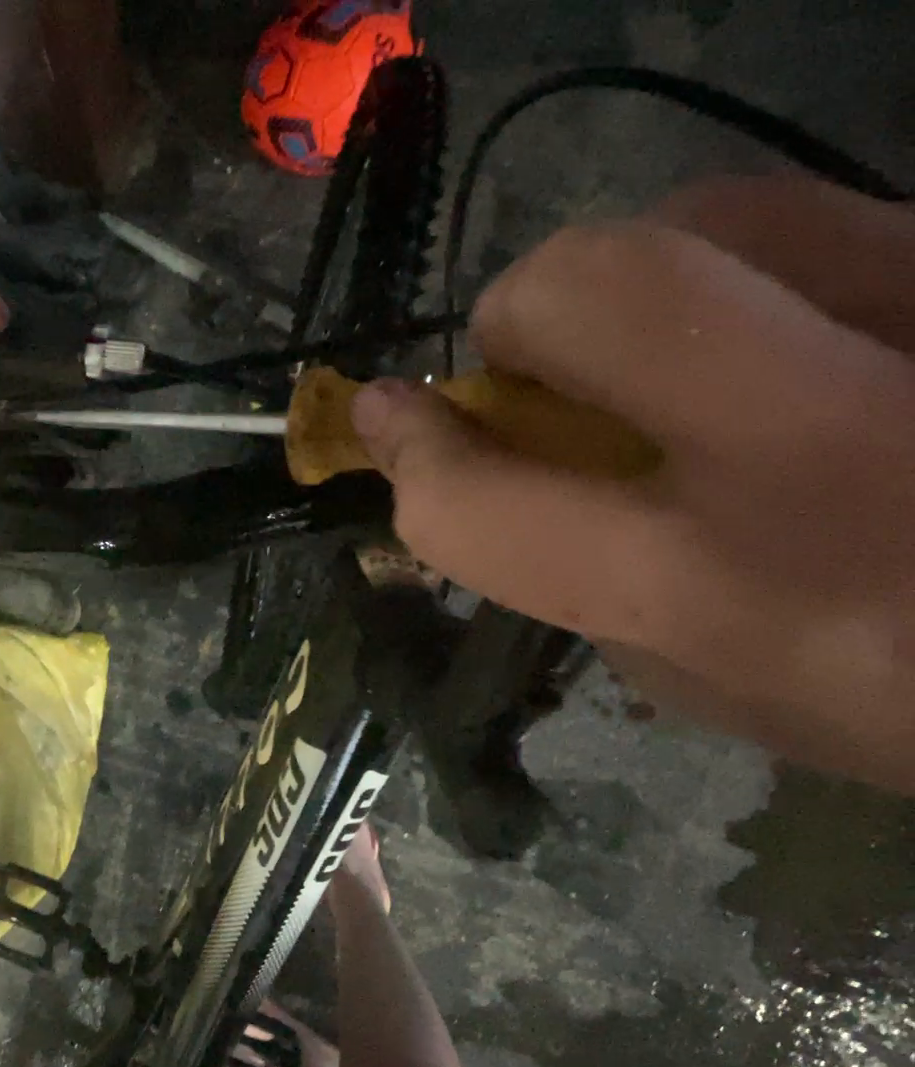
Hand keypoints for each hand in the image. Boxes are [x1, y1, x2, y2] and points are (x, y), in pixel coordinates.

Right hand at [350, 175, 914, 790]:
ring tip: (696, 344)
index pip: (483, 500)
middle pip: (593, 287)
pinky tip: (810, 336)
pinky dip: (770, 268)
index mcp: (742, 594)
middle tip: (547, 364)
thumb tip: (497, 477)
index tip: (388, 420)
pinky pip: (830, 212)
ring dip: (650, 277)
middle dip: (521, 316)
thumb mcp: (725, 689)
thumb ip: (586, 588)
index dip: (409, 453)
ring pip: (715, 213)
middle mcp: (842, 446)